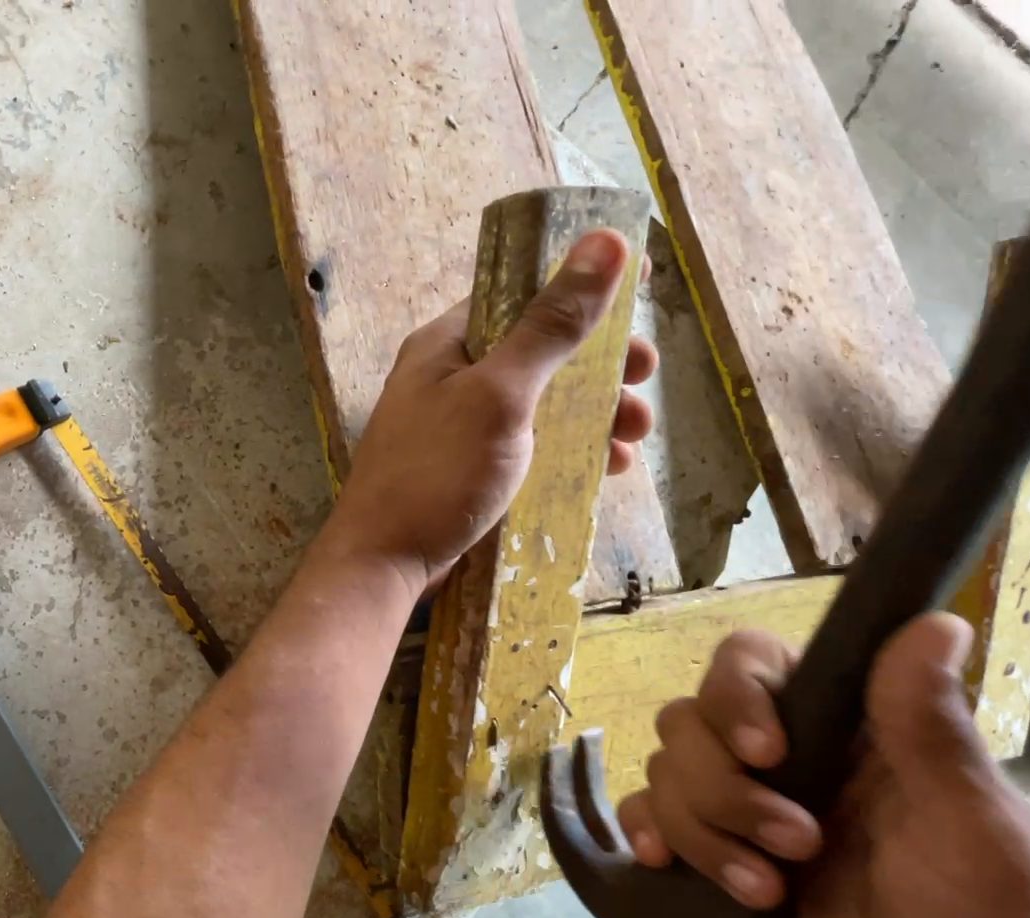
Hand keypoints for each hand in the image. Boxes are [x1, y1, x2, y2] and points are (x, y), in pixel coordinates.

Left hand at [326, 230, 655, 587]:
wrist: (384, 563)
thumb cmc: (436, 473)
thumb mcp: (500, 394)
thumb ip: (550, 326)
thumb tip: (605, 242)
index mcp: (444, 345)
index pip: (518, 292)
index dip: (579, 286)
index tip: (643, 287)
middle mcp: (449, 377)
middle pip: (539, 348)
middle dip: (599, 360)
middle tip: (645, 374)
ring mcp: (459, 425)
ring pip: (543, 401)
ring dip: (597, 409)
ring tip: (636, 433)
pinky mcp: (471, 467)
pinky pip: (532, 444)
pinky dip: (573, 448)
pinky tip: (610, 466)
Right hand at [619, 614, 1029, 917]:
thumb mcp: (974, 826)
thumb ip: (930, 729)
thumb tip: (936, 622)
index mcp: (840, 729)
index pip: (750, 664)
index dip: (734, 696)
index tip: (765, 754)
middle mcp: (778, 754)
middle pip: (688, 723)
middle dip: (725, 789)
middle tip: (797, 845)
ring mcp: (738, 803)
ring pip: (663, 774)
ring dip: (702, 831)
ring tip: (765, 889)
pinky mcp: (711, 849)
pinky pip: (645, 817)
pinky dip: (648, 833)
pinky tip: (663, 863)